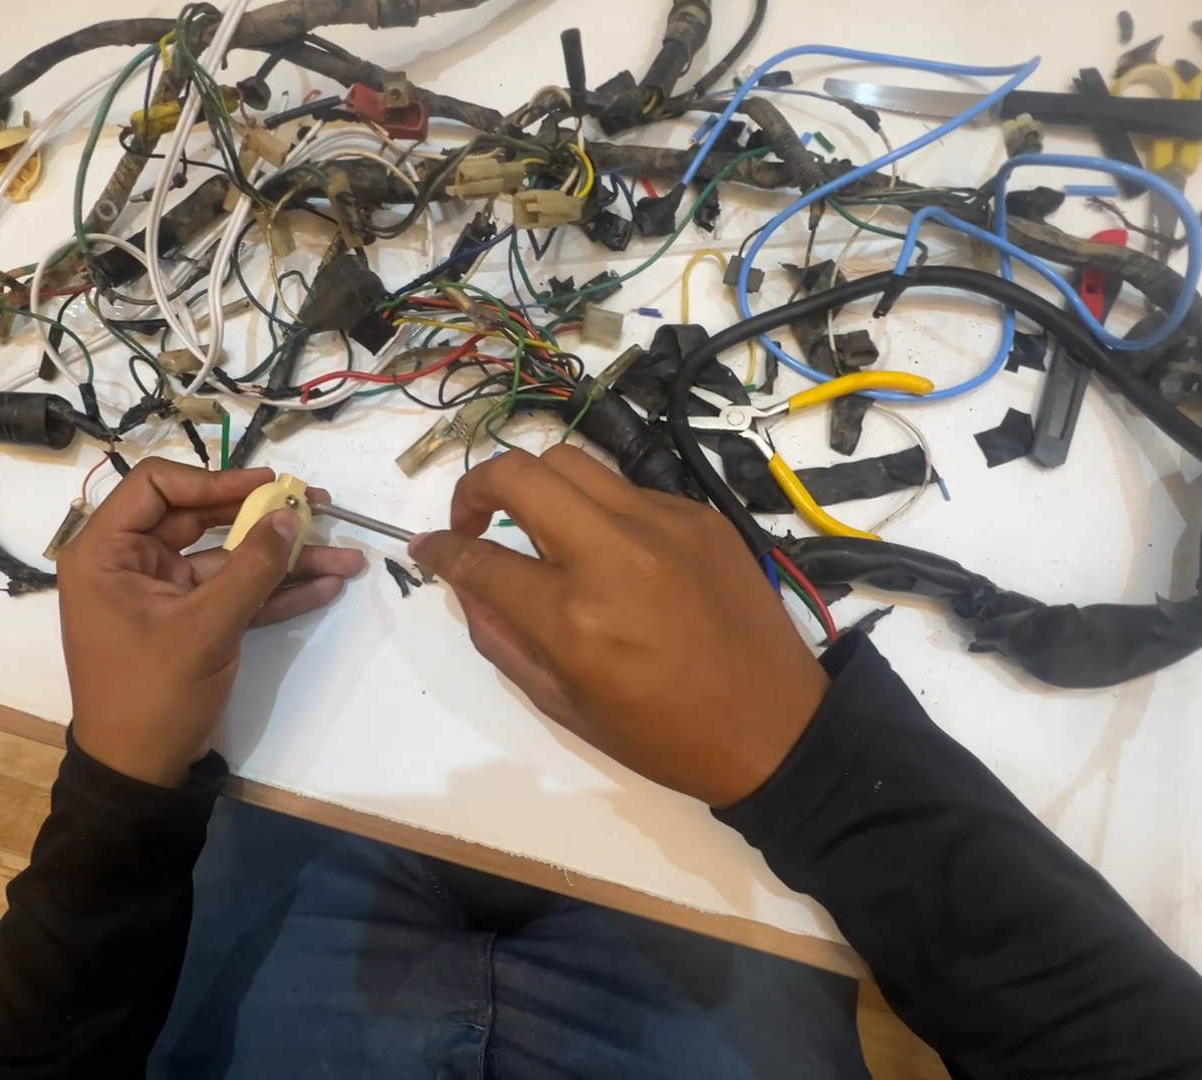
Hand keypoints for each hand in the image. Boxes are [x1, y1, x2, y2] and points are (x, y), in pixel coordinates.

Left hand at [58, 461, 365, 787]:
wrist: (143, 770)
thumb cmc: (153, 693)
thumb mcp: (205, 628)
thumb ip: (251, 569)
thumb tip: (288, 516)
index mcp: (107, 553)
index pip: (156, 487)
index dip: (214, 479)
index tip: (266, 485)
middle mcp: (133, 563)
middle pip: (203, 519)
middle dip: (264, 517)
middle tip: (316, 507)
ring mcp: (167, 592)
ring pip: (230, 559)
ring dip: (284, 559)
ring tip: (343, 554)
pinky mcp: (193, 619)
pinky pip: (237, 593)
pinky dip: (277, 591)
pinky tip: (325, 585)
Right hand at [410, 446, 829, 807]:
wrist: (776, 729)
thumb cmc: (662, 735)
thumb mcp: (564, 706)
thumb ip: (501, 638)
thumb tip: (468, 585)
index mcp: (573, 618)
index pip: (479, 560)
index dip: (438, 551)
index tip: (425, 548)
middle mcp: (612, 554)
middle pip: (517, 473)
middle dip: (473, 488)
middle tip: (472, 521)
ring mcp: (661, 524)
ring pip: (570, 461)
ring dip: (533, 486)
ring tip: (538, 528)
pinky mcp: (698, 516)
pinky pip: (624, 489)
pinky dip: (596, 509)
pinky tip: (610, 550)